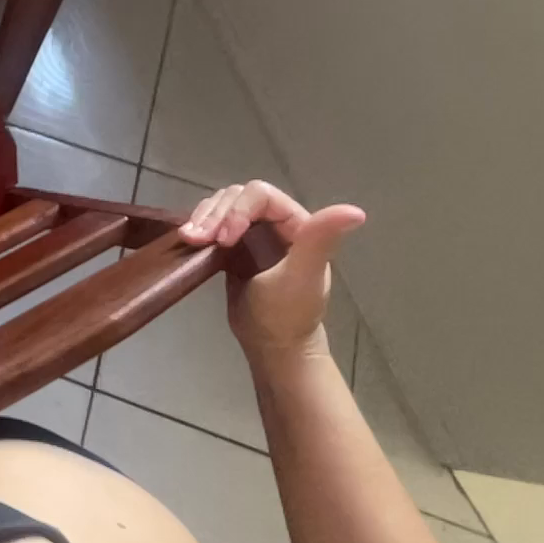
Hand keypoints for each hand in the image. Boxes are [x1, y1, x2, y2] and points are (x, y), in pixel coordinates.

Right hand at [177, 181, 365, 362]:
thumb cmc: (288, 316)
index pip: (260, 195)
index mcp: (297, 224)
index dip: (237, 209)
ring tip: (189, 239)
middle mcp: (274, 223)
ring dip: (202, 218)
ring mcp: (251, 233)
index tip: (224, 239)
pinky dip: (198, 227)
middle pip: (236, 196)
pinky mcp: (232, 247)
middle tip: (197, 239)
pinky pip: (212, 223)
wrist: (271, 347)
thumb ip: (319, 241)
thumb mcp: (302, 277)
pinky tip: (187, 240)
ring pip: (220, 206)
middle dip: (214, 214)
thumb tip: (356, 211)